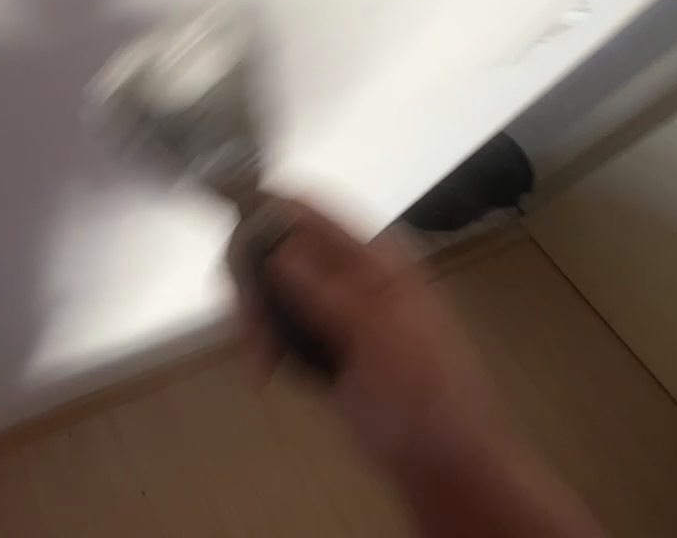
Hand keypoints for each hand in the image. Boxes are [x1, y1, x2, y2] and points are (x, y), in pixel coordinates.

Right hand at [231, 198, 504, 476]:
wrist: (445, 467)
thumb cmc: (426, 399)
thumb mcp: (380, 339)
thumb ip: (327, 293)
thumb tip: (277, 252)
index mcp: (372, 256)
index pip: (306, 209)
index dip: (262, 214)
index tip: (231, 246)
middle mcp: (345, 269)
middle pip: (272, 246)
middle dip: (252, 283)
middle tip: (248, 323)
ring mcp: (329, 302)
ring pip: (264, 284)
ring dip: (252, 318)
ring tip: (260, 359)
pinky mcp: (314, 333)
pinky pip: (270, 318)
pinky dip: (259, 339)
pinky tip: (263, 367)